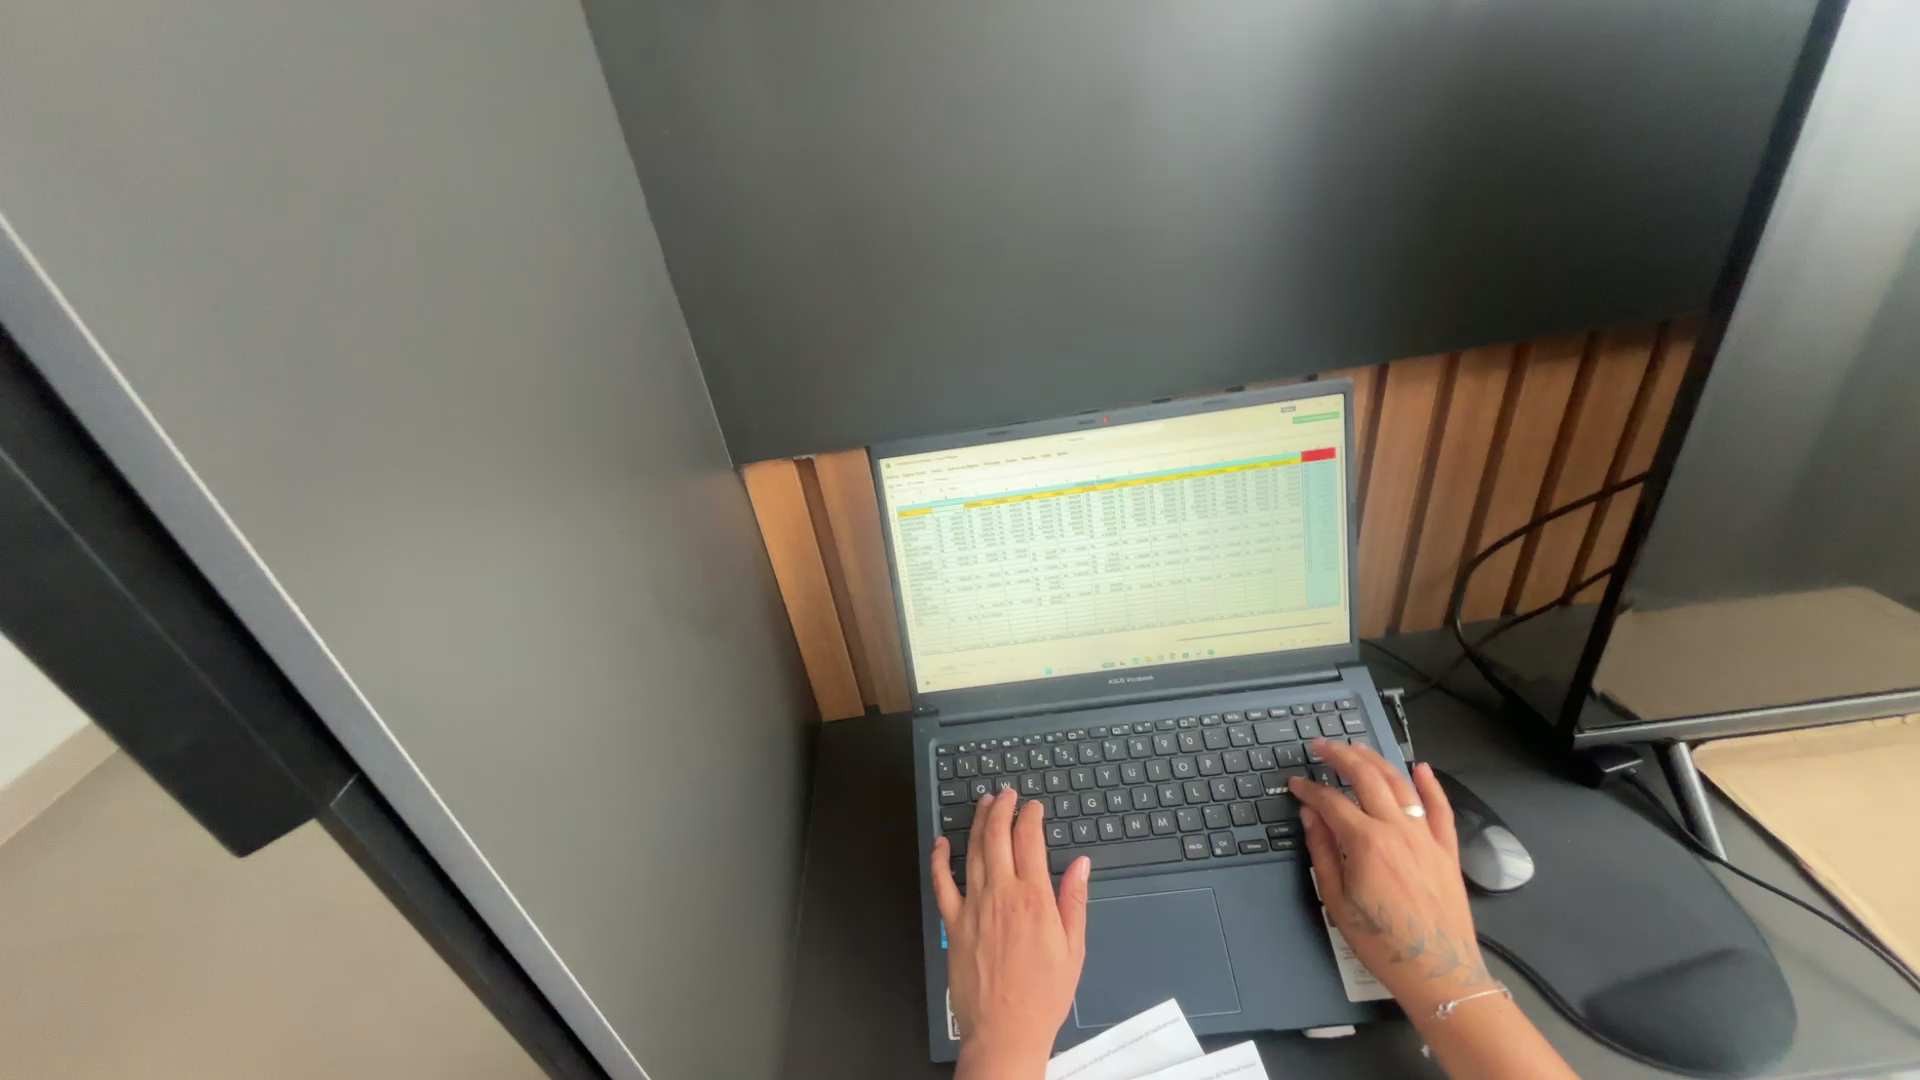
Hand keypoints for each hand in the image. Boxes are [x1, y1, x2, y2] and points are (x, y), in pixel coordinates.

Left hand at [932, 791, 1090, 1079]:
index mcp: (1034, 898)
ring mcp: (973, 906)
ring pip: (973, 850)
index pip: (1029, 840)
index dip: (1031, 816)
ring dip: (978, 822)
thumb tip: (1081, 864)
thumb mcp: (1073, 948)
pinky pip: (942, 883)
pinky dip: (940, 859)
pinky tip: (942, 842)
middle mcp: (1001, 894)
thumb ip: (1074, 900)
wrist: (1006, 1032)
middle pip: (998, 836)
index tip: (1033, 806)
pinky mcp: (953, 923)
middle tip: (1007, 793)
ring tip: (983, 803)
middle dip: (1003, 808)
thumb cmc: (1044, 994)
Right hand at [1288, 740, 1492, 1017]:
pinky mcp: (1447, 851)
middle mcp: (1397, 831)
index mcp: (1366, 842)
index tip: (1295, 784)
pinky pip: (1440, 810)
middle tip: (1321, 746)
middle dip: (1339, 756)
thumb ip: (1322, 849)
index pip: (1330, 801)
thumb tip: (1310, 813)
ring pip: (1400, 785)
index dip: (1308, 789)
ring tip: (1358, 748)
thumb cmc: (1381, 941)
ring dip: (1377, 760)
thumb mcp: (1336, 898)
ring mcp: (1425, 838)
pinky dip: (1431, 785)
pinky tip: (1420, 768)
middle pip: (1366, 777)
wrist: (1438, 973)